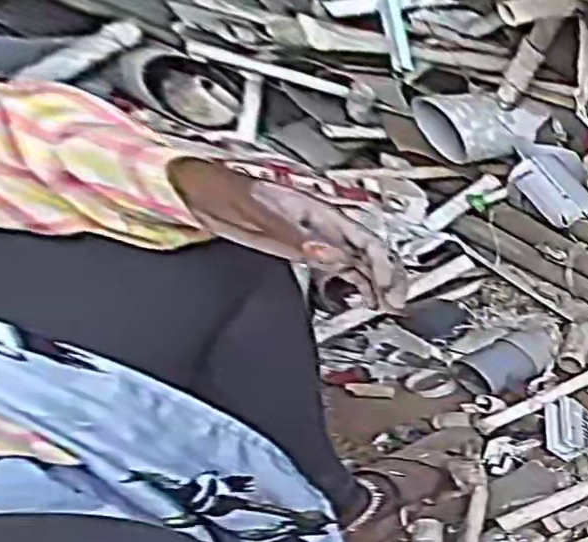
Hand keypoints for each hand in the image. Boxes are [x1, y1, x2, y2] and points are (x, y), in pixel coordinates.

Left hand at [168, 158, 402, 309]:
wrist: (193, 191)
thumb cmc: (218, 190)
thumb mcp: (255, 211)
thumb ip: (295, 235)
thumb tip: (331, 255)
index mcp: (321, 214)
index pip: (369, 242)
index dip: (384, 267)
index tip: (386, 289)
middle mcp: (330, 228)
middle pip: (377, 256)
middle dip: (392, 281)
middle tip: (393, 305)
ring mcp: (325, 240)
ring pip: (369, 266)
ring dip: (383, 287)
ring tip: (387, 306)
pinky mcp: (316, 252)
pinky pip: (352, 272)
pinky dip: (365, 287)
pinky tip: (368, 300)